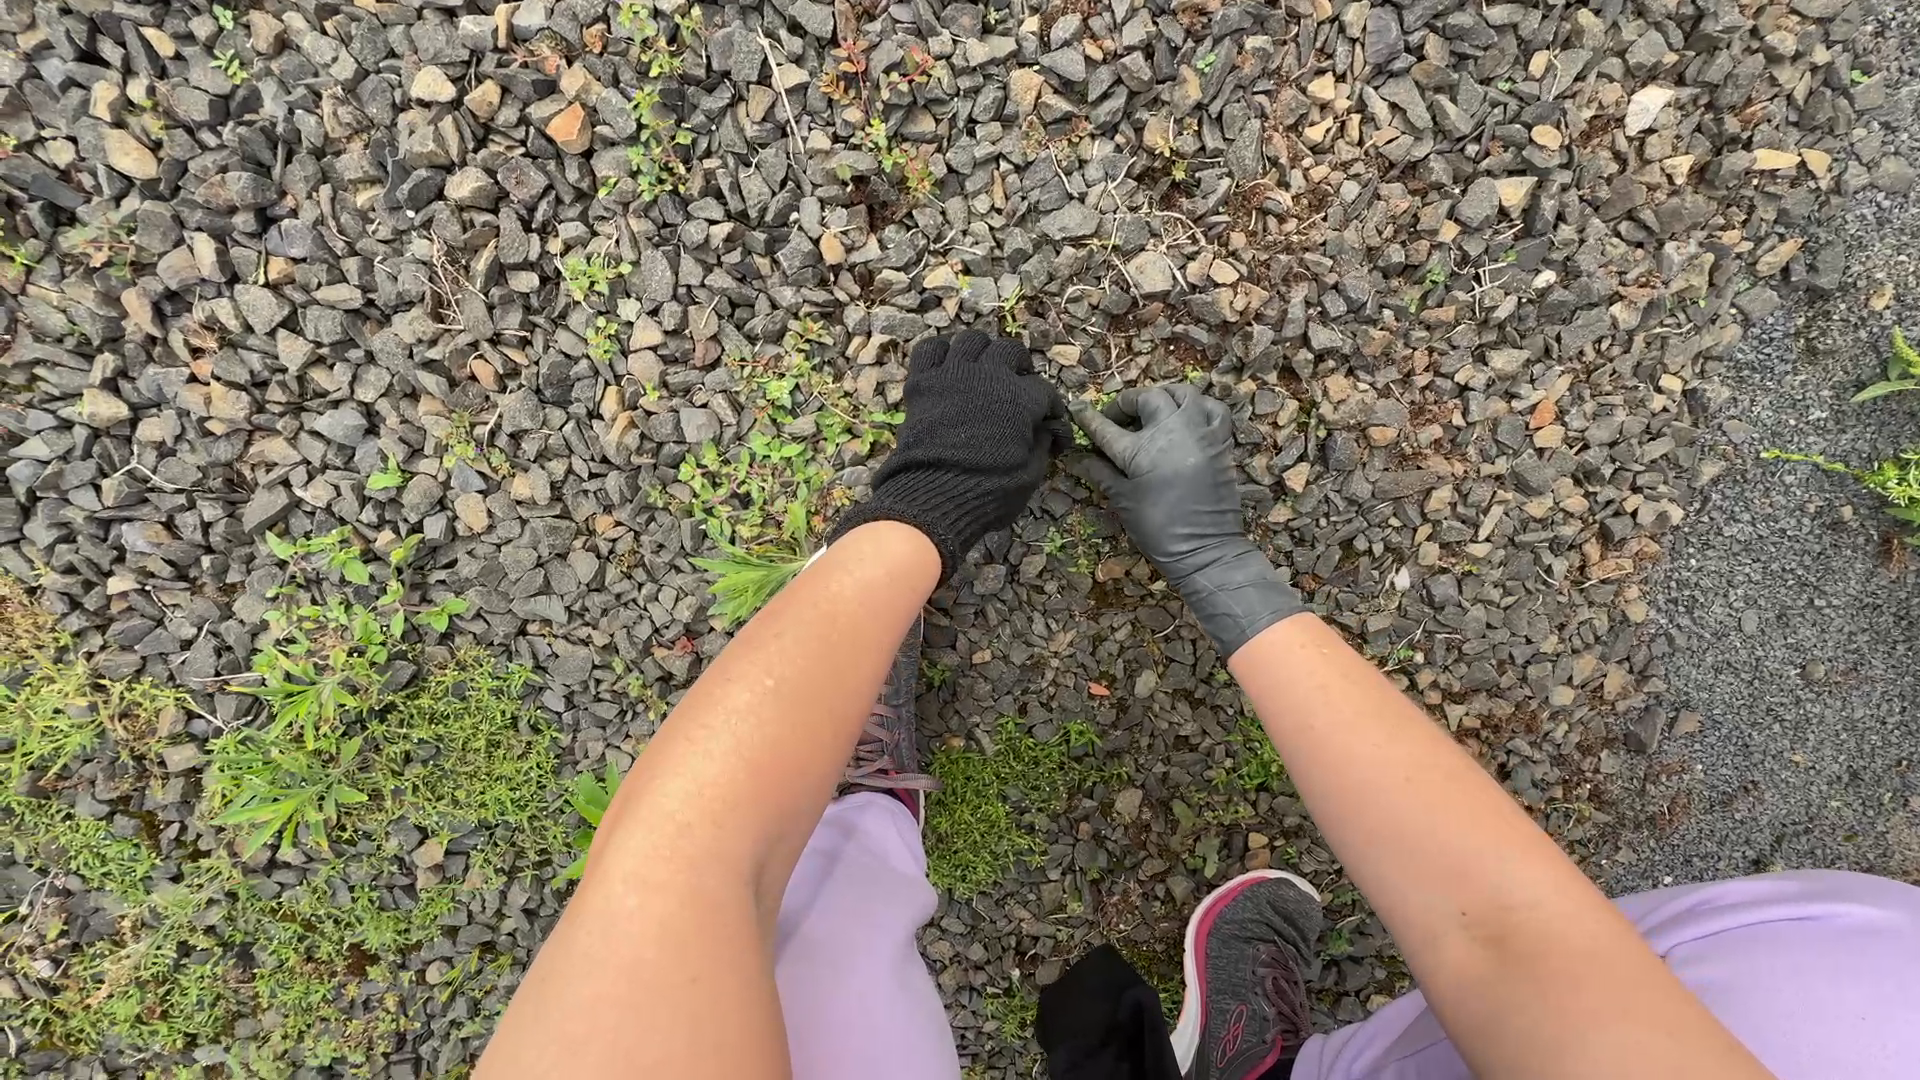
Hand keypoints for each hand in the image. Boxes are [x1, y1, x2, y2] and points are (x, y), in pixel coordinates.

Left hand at [830, 330, 1070, 578]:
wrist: (934, 497)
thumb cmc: (988, 491)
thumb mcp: (1030, 474)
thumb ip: (1041, 445)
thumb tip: (1047, 431)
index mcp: (1020, 399)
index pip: (1044, 391)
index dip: (1051, 410)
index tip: (1050, 428)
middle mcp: (989, 377)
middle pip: (1010, 351)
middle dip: (1019, 368)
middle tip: (1016, 388)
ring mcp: (953, 375)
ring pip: (972, 341)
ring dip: (983, 353)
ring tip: (983, 371)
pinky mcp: (922, 382)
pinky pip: (930, 350)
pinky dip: (940, 354)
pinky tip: (947, 367)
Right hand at [1069, 384, 1303, 656]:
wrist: (1205, 550)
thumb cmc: (1157, 529)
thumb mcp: (1122, 502)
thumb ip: (1100, 473)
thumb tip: (1077, 458)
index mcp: (1140, 452)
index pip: (1106, 427)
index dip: (1088, 417)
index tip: (1076, 408)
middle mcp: (1172, 433)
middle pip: (1147, 399)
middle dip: (1127, 403)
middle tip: (1118, 418)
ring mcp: (1199, 433)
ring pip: (1182, 393)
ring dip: (1163, 396)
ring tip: (1152, 411)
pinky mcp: (1220, 441)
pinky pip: (1213, 409)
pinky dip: (1198, 405)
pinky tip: (1187, 417)